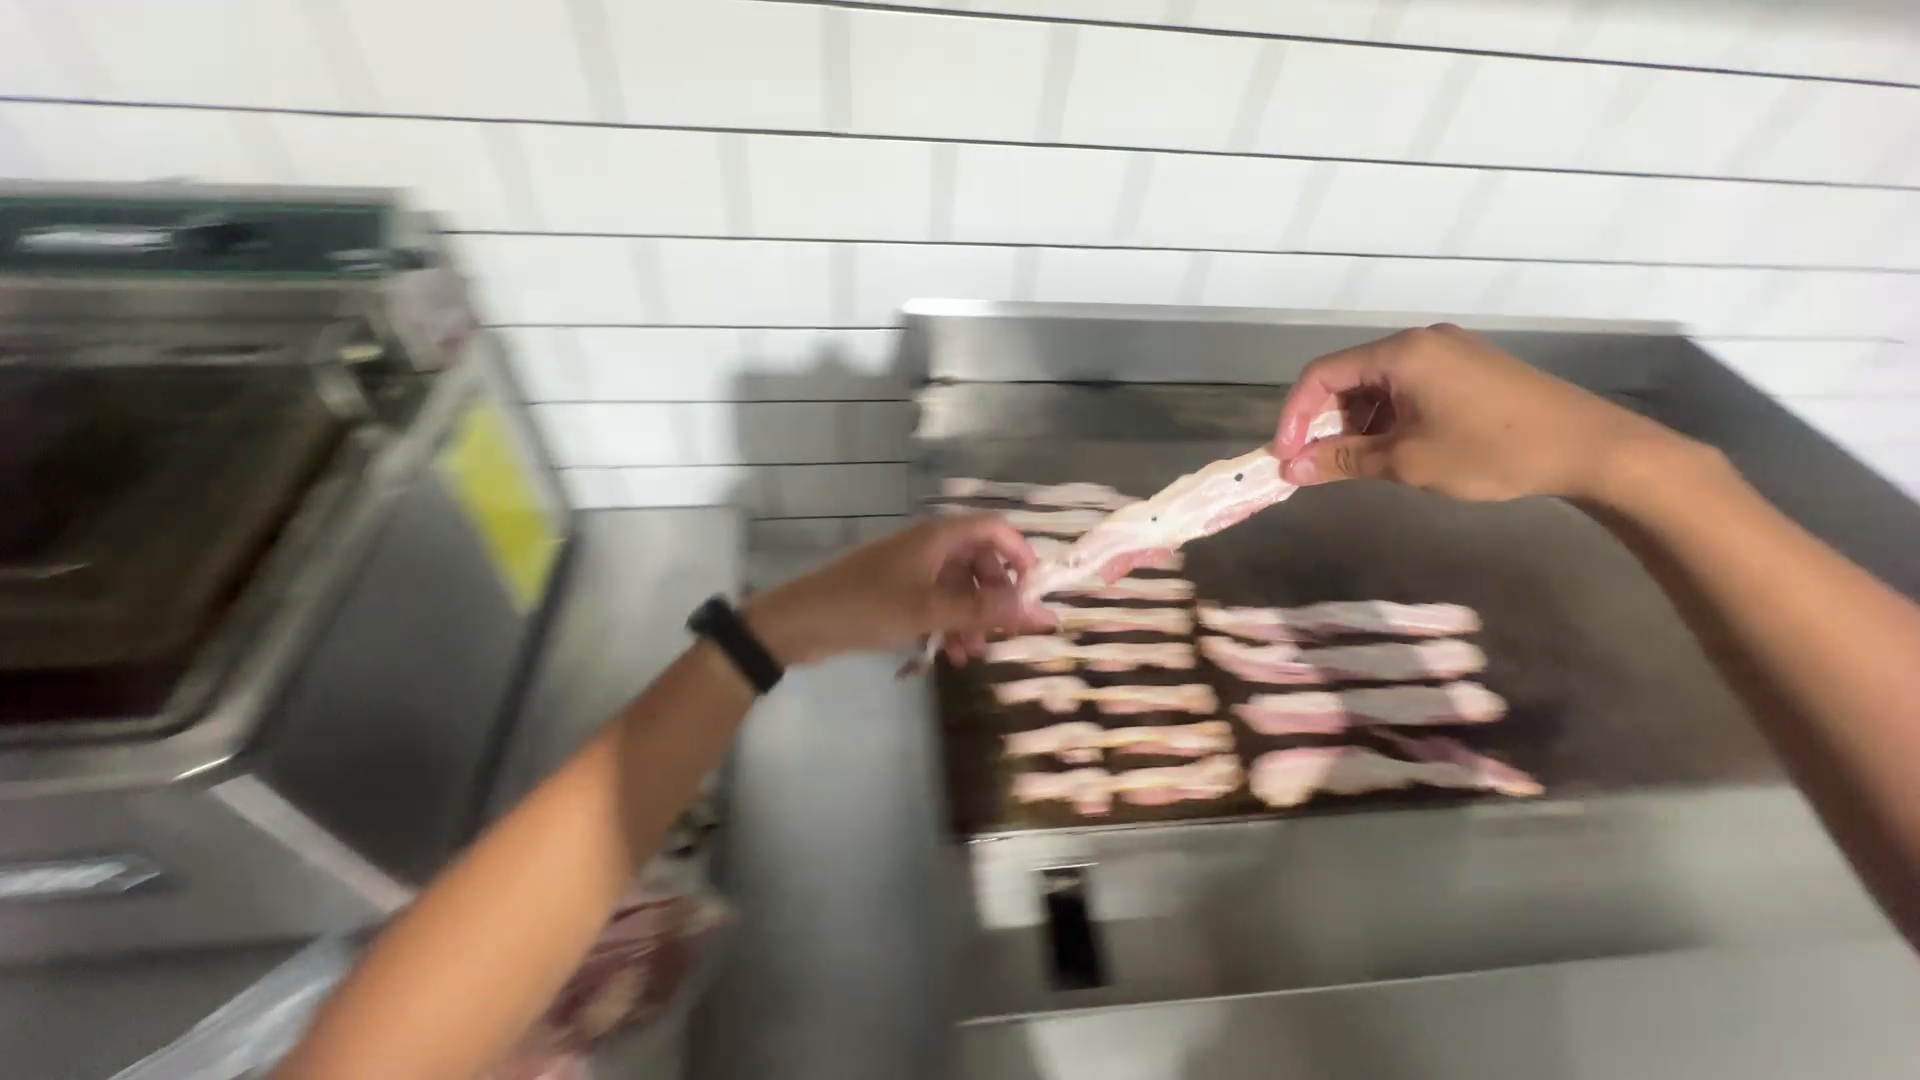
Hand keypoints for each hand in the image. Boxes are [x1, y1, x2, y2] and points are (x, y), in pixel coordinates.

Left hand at [742, 515, 1043, 666]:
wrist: (799, 622)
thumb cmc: (866, 606)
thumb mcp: (930, 610)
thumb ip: (984, 610)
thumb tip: (1039, 610)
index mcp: (938, 537)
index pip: (995, 529)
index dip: (1020, 555)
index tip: (1035, 592)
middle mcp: (928, 547)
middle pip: (980, 562)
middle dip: (994, 598)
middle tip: (1002, 632)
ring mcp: (911, 570)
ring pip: (958, 589)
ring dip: (970, 619)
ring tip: (969, 655)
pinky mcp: (896, 593)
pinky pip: (935, 604)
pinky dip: (946, 625)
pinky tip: (946, 655)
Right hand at [1273, 323, 1693, 501]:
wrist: (1590, 448)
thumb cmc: (1492, 451)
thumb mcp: (1407, 462)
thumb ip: (1342, 461)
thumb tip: (1292, 470)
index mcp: (1401, 353)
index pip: (1321, 376)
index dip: (1294, 417)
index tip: (1285, 458)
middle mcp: (1420, 342)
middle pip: (1346, 376)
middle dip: (1323, 422)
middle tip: (1315, 464)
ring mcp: (1446, 353)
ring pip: (1375, 384)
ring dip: (1354, 423)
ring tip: (1354, 463)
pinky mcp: (1466, 369)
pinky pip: (1405, 388)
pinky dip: (1384, 418)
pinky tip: (1391, 449)